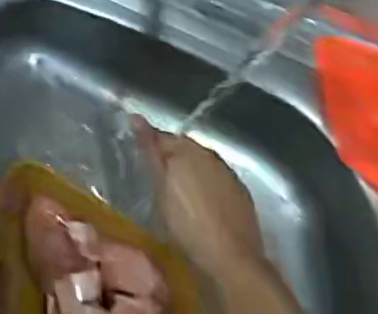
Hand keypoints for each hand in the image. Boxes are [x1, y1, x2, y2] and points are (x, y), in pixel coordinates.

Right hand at [132, 116, 266, 274]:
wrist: (232, 259)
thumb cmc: (187, 225)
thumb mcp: (161, 190)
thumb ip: (150, 152)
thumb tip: (137, 117)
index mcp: (186, 150)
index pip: (163, 137)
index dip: (151, 145)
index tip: (142, 157)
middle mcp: (208, 154)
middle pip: (185, 147)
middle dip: (172, 156)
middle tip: (159, 178)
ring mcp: (227, 172)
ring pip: (203, 162)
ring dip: (191, 170)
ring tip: (180, 192)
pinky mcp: (240, 191)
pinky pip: (218, 179)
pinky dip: (208, 185)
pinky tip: (203, 204)